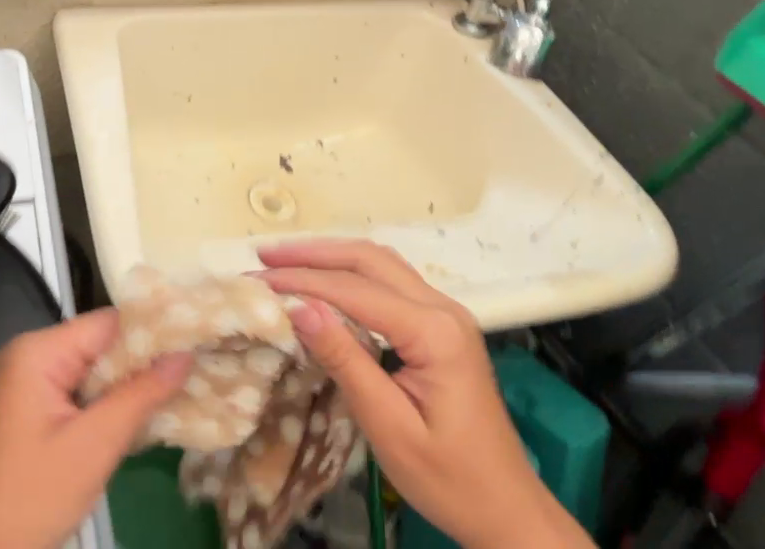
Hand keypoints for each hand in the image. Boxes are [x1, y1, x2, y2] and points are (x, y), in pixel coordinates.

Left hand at [0, 310, 192, 548]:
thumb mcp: (95, 444)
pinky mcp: (36, 408)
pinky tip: (147, 414)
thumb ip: (141, 394)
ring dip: (132, 384)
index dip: (153, 331)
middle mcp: (31, 355)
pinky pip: (83, 391)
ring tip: (185, 387)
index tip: (197, 339)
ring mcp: (31, 382)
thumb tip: (185, 353)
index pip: (107, 323)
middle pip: (102, 343)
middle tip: (198, 368)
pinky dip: (111, 403)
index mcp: (37, 352)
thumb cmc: (34, 495)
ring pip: (96, 369)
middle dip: (146, 360)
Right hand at [260, 240, 592, 548]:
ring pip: (381, 263)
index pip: (355, 289)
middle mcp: (443, 309)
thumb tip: (299, 307)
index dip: (302, 280)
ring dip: (331, 257)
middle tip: (263, 257)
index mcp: (434, 332)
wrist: (507, 510)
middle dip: (312, 253)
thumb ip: (345, 361)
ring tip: (284, 261)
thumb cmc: (449, 478)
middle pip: (369, 259)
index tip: (257, 280)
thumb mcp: (389, 426)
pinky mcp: (441, 327)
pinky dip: (351, 273)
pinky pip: (390, 282)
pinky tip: (325, 281)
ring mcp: (446, 314)